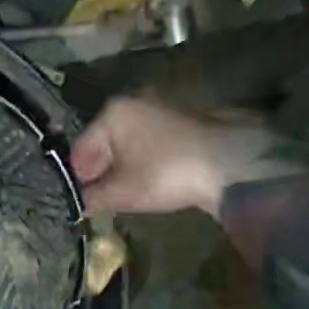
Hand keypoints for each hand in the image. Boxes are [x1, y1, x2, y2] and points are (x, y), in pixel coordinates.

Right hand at [71, 97, 308, 217]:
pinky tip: (145, 182)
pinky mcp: (183, 121)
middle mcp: (135, 103)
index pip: (78, 151)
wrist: (233, 167)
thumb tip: (75, 205)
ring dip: (120, 169)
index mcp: (112, 113)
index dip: (76, 180)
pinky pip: (148, 144)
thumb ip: (87, 199)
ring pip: (126, 145)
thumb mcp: (116, 193)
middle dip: (99, 173)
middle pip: (102, 146)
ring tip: (122, 194)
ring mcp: (162, 109)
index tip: (79, 200)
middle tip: (99, 199)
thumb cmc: (165, 174)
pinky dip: (142, 163)